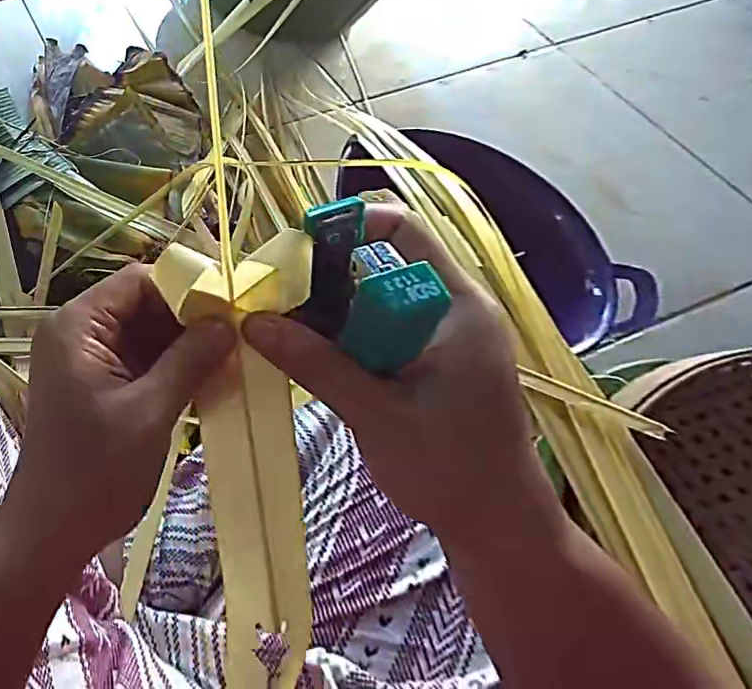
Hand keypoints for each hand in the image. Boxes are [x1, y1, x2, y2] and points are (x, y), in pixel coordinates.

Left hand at [0, 264, 234, 566]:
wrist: (50, 530)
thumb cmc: (94, 472)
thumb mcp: (149, 413)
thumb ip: (188, 362)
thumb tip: (227, 324)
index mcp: (76, 325)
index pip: (135, 282)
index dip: (183, 289)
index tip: (230, 307)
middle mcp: (76, 331)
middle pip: (139, 305)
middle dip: (187, 320)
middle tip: (239, 337)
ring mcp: (83, 357)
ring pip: (142, 333)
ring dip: (181, 345)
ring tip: (231, 359)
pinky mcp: (94, 382)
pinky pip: (136, 359)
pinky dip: (168, 367)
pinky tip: (206, 381)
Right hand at [241, 204, 562, 549]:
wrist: (498, 530)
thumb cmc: (455, 472)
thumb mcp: (379, 415)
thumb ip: (317, 365)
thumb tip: (253, 322)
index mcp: (456, 309)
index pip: (405, 232)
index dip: (352, 222)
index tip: (300, 242)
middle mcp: (444, 309)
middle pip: (372, 262)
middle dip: (318, 273)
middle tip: (269, 292)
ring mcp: (429, 333)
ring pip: (361, 295)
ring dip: (318, 307)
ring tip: (273, 322)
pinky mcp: (414, 356)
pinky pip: (363, 325)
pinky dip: (329, 332)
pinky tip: (298, 349)